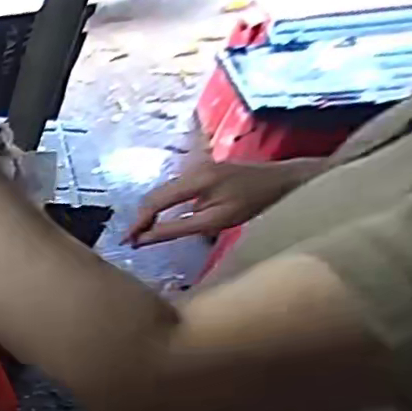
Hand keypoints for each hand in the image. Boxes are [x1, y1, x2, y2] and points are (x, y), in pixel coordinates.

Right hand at [126, 159, 320, 245]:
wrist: (285, 179)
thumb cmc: (254, 202)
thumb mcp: (213, 221)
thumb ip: (175, 229)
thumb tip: (142, 240)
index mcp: (195, 179)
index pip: (154, 202)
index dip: (137, 223)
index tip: (125, 242)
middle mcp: (192, 169)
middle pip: (153, 196)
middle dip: (139, 219)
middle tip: (131, 241)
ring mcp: (196, 168)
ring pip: (159, 193)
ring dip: (148, 213)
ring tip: (141, 234)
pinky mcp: (200, 171)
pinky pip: (170, 190)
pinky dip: (159, 207)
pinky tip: (157, 220)